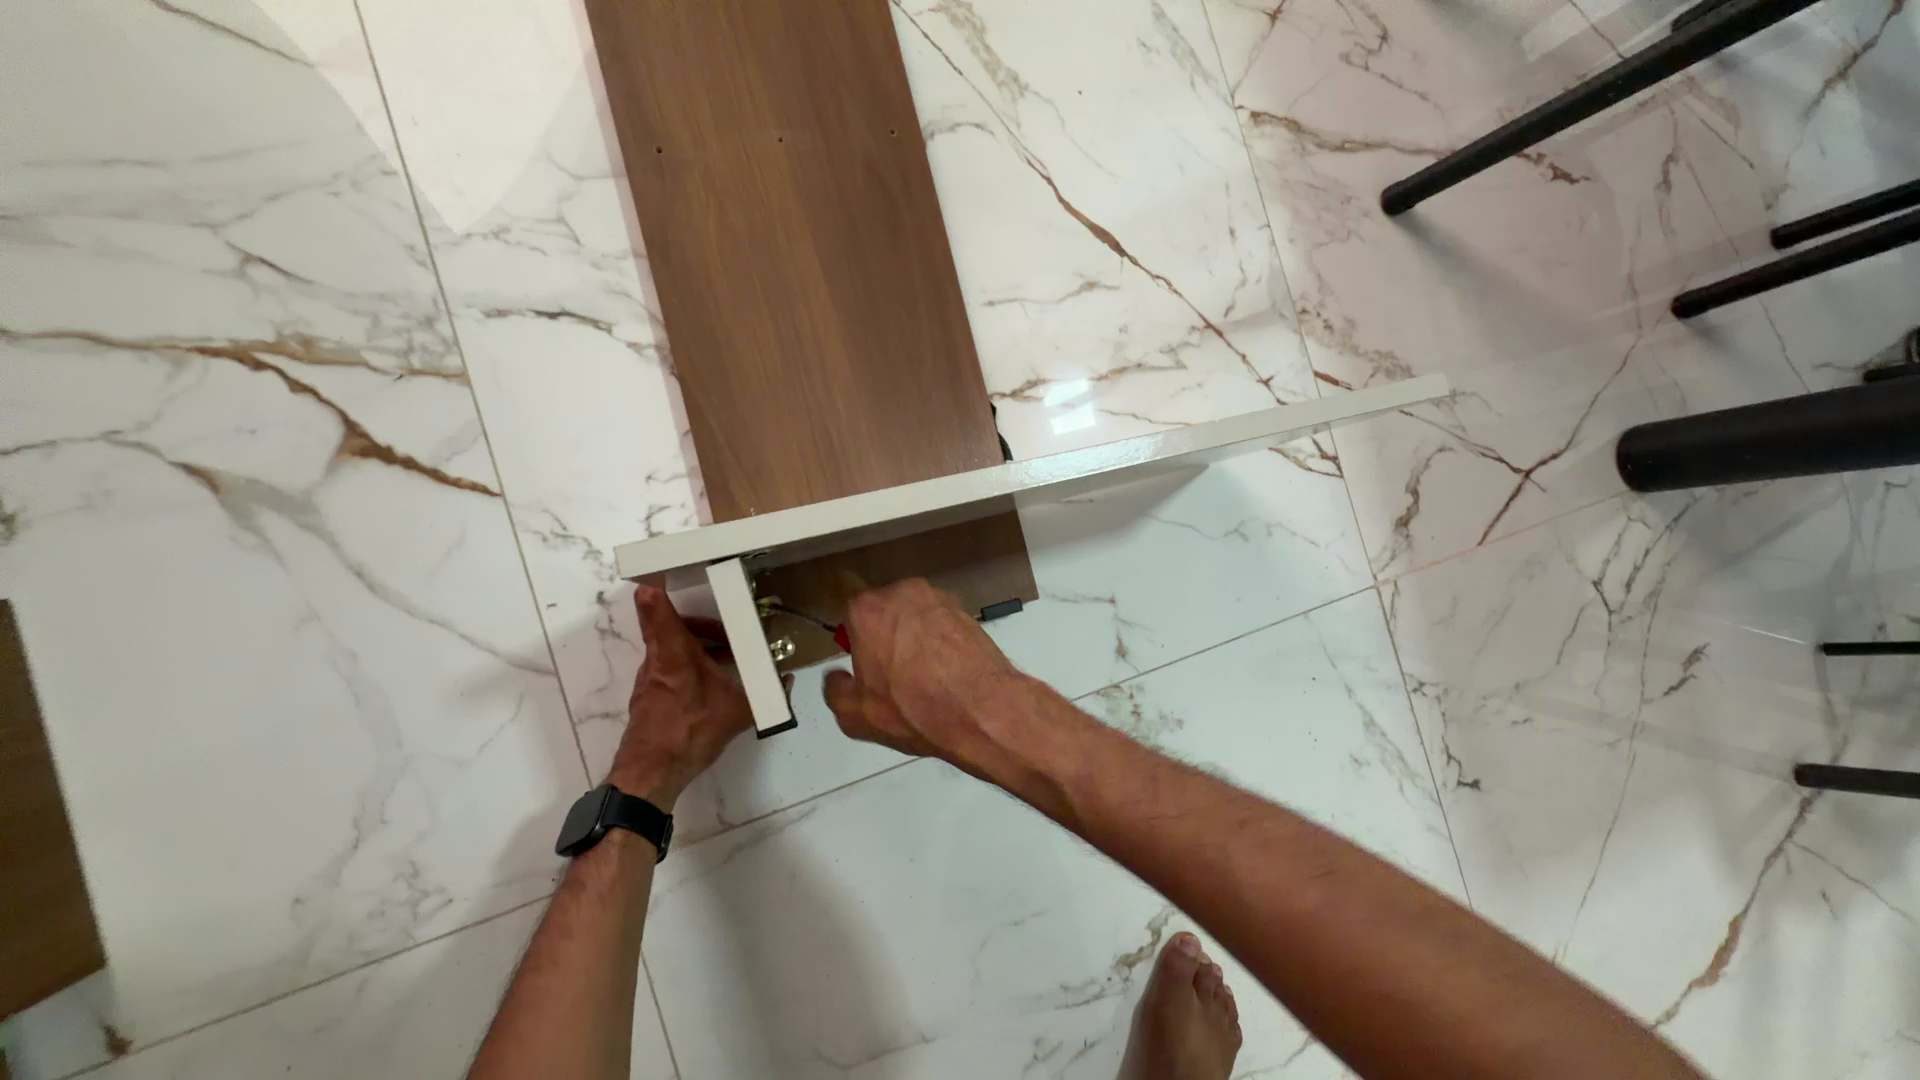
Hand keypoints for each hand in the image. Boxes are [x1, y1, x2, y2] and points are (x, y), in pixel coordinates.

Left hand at [606, 585, 751, 808]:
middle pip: (671, 626)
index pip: (657, 608)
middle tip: (729, 631)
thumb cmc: (692, 731)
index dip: (658, 586)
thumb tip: (788, 680)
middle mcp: (657, 659)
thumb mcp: (739, 711)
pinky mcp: (649, 697)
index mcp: (675, 652)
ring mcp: (650, 679)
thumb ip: (765, 693)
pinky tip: (713, 687)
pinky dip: (691, 667)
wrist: (651, 773)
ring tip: (729, 660)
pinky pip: (671, 668)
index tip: (664, 571)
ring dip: (698, 648)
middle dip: (702, 625)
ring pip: (671, 649)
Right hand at [823, 578, 1022, 762]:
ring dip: (911, 634)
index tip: (851, 645)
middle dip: (880, 631)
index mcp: (868, 610)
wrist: (983, 711)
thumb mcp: (856, 715)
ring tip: (919, 674)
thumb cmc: (914, 710)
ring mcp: (939, 598)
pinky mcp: (967, 611)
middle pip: (881, 606)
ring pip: (913, 612)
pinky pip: (940, 621)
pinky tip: (944, 670)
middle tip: (885, 669)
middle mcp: (903, 592)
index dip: (847, 622)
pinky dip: (938, 639)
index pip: (844, 595)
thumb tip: (838, 678)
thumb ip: (836, 690)